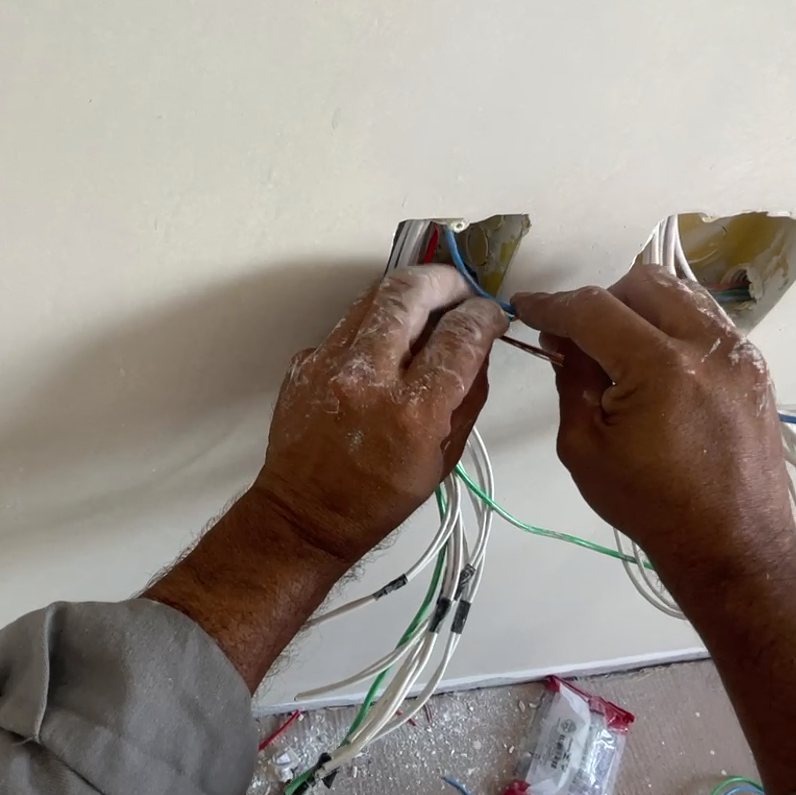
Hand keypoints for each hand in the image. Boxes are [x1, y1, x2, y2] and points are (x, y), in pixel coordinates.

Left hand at [252, 265, 508, 563]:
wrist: (305, 513)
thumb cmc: (381, 497)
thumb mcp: (445, 457)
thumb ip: (467, 396)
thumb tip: (479, 345)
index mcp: (413, 412)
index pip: (459, 336)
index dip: (483, 316)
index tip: (491, 313)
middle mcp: (368, 377)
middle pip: (409, 293)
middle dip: (443, 281)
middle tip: (458, 290)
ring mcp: (328, 364)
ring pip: (374, 296)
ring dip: (408, 291)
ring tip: (427, 301)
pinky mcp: (304, 361)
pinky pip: (348, 323)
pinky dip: (375, 321)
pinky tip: (386, 339)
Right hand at [512, 265, 793, 562]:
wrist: (732, 544)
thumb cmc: (647, 503)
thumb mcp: (583, 446)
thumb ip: (572, 380)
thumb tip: (562, 339)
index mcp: (659, 368)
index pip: (593, 309)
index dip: (551, 304)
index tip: (523, 306)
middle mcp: (706, 346)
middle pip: (641, 283)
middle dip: (599, 301)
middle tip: (578, 338)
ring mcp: (739, 353)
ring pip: (679, 293)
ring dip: (638, 308)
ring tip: (617, 348)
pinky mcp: (755, 367)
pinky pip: (704, 320)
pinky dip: (670, 326)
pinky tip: (654, 364)